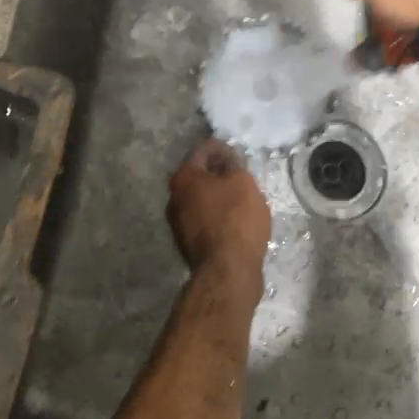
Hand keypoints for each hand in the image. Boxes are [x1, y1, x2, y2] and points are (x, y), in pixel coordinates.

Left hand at [167, 139, 270, 288]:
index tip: (237, 152)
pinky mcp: (188, 245)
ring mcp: (178, 224)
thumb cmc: (236, 218)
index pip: (202, 151)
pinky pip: (204, 220)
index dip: (221, 147)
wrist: (228, 271)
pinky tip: (235, 220)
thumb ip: (234, 166)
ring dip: (217, 196)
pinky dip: (217, 216)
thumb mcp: (243, 182)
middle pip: (198, 176)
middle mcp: (174, 198)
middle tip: (239, 173)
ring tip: (240, 197)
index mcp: (184, 178)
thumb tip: (227, 163)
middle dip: (217, 172)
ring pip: (200, 200)